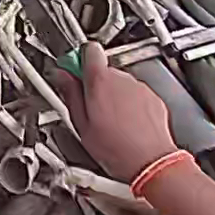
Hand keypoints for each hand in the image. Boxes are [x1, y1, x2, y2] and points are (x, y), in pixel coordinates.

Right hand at [52, 43, 178, 181]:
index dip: (77, 60)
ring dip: (111, 94)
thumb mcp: (80, 122)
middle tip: (88, 105)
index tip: (72, 73)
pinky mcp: (153, 98)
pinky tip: (124, 124)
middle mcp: (122, 78)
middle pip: (102, 69)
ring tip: (108, 119)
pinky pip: (135, 94)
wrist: (152, 164)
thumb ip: (69, 92)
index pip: (88, 50)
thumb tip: (61, 76)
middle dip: (93, 83)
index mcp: (99, 80)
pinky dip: (128, 104)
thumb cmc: (116, 147)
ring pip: (119, 82)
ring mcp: (139, 88)